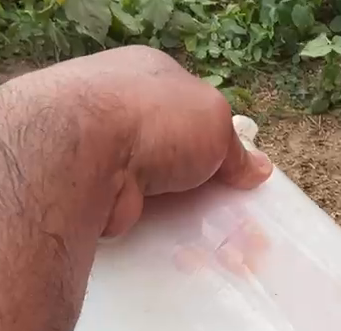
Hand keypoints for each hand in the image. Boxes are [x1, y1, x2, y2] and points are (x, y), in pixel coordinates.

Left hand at [0, 45, 271, 237]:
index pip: (191, 107)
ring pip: (158, 186)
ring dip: (184, 212)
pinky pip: (139, 213)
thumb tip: (258, 168)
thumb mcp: (214, 120)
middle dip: (203, 181)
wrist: (82, 152)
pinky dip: (160, 229)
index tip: (237, 173)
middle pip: (175, 150)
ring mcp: (102, 147)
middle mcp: (120, 104)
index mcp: (147, 74)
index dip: (217, 139)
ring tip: (215, 239)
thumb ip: (236, 146)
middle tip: (231, 211)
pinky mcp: (94, 188)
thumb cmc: (153, 119)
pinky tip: (181, 246)